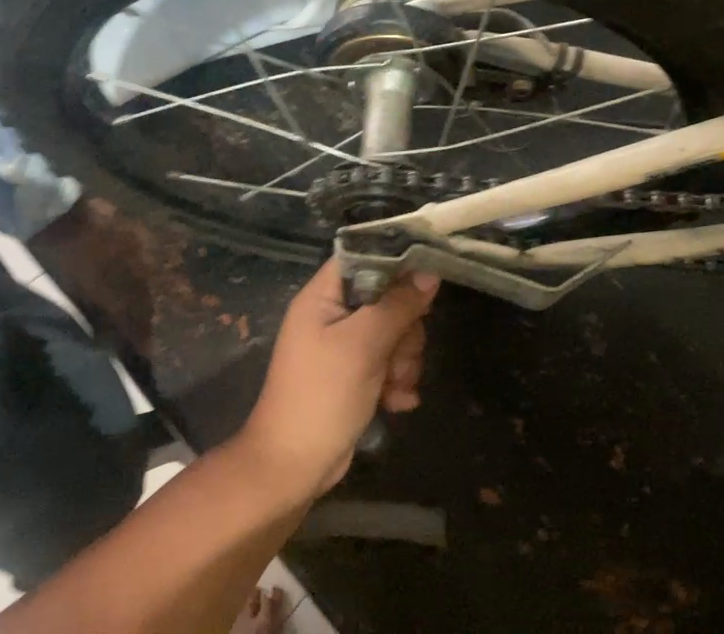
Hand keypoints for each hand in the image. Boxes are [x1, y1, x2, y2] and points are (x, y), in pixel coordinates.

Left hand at [232, 259, 441, 497]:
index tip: (425, 279)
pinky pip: (389, 363)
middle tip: (398, 356)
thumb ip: (398, 305)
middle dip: (404, 330)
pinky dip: (397, 381)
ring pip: (394, 334)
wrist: (294, 466)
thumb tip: (429, 273)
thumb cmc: (322, 395)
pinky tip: (397, 403)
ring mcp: (343, 348)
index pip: (362, 258)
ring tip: (395, 387)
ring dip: (404, 361)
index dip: (395, 262)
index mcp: (322, 297)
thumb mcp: (363, 345)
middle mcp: (331, 316)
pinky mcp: (354, 376)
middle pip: (387, 299)